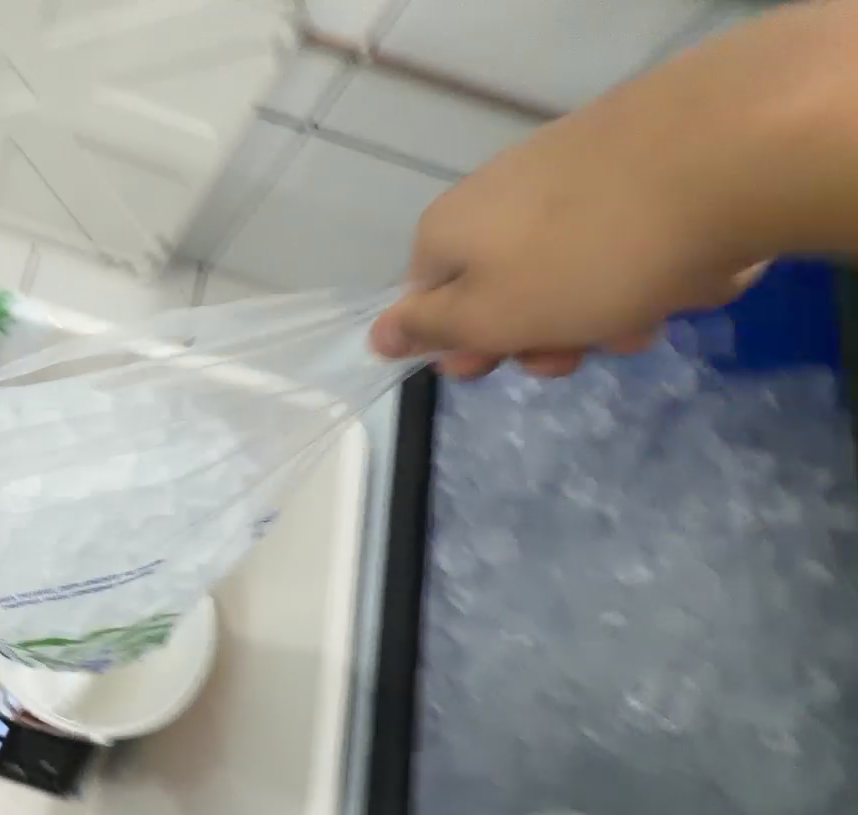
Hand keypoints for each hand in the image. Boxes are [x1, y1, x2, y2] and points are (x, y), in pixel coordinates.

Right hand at [366, 13, 790, 376]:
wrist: (739, 145)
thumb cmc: (584, 256)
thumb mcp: (484, 317)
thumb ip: (425, 331)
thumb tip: (376, 336)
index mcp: (446, 232)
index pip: (428, 302)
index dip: (463, 344)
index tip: (497, 367)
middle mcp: (495, 194)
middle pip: (503, 288)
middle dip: (542, 331)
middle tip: (583, 352)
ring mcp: (569, 168)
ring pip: (573, 266)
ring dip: (606, 306)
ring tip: (654, 314)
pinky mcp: (642, 152)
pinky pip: (630, 228)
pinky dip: (656, 259)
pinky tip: (693, 267)